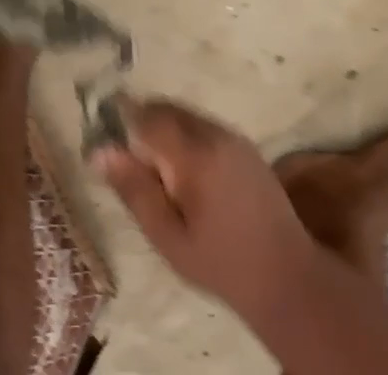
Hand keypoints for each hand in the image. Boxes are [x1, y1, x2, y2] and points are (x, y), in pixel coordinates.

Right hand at [90, 98, 323, 318]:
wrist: (288, 277)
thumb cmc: (220, 262)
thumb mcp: (167, 235)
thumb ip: (134, 190)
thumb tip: (100, 151)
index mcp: (195, 155)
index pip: (147, 116)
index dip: (121, 121)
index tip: (105, 139)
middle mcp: (217, 135)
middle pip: (168, 109)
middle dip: (142, 123)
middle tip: (126, 158)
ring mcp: (236, 140)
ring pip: (187, 116)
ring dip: (164, 130)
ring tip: (153, 170)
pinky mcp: (246, 149)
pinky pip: (205, 128)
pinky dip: (185, 137)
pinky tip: (182, 174)